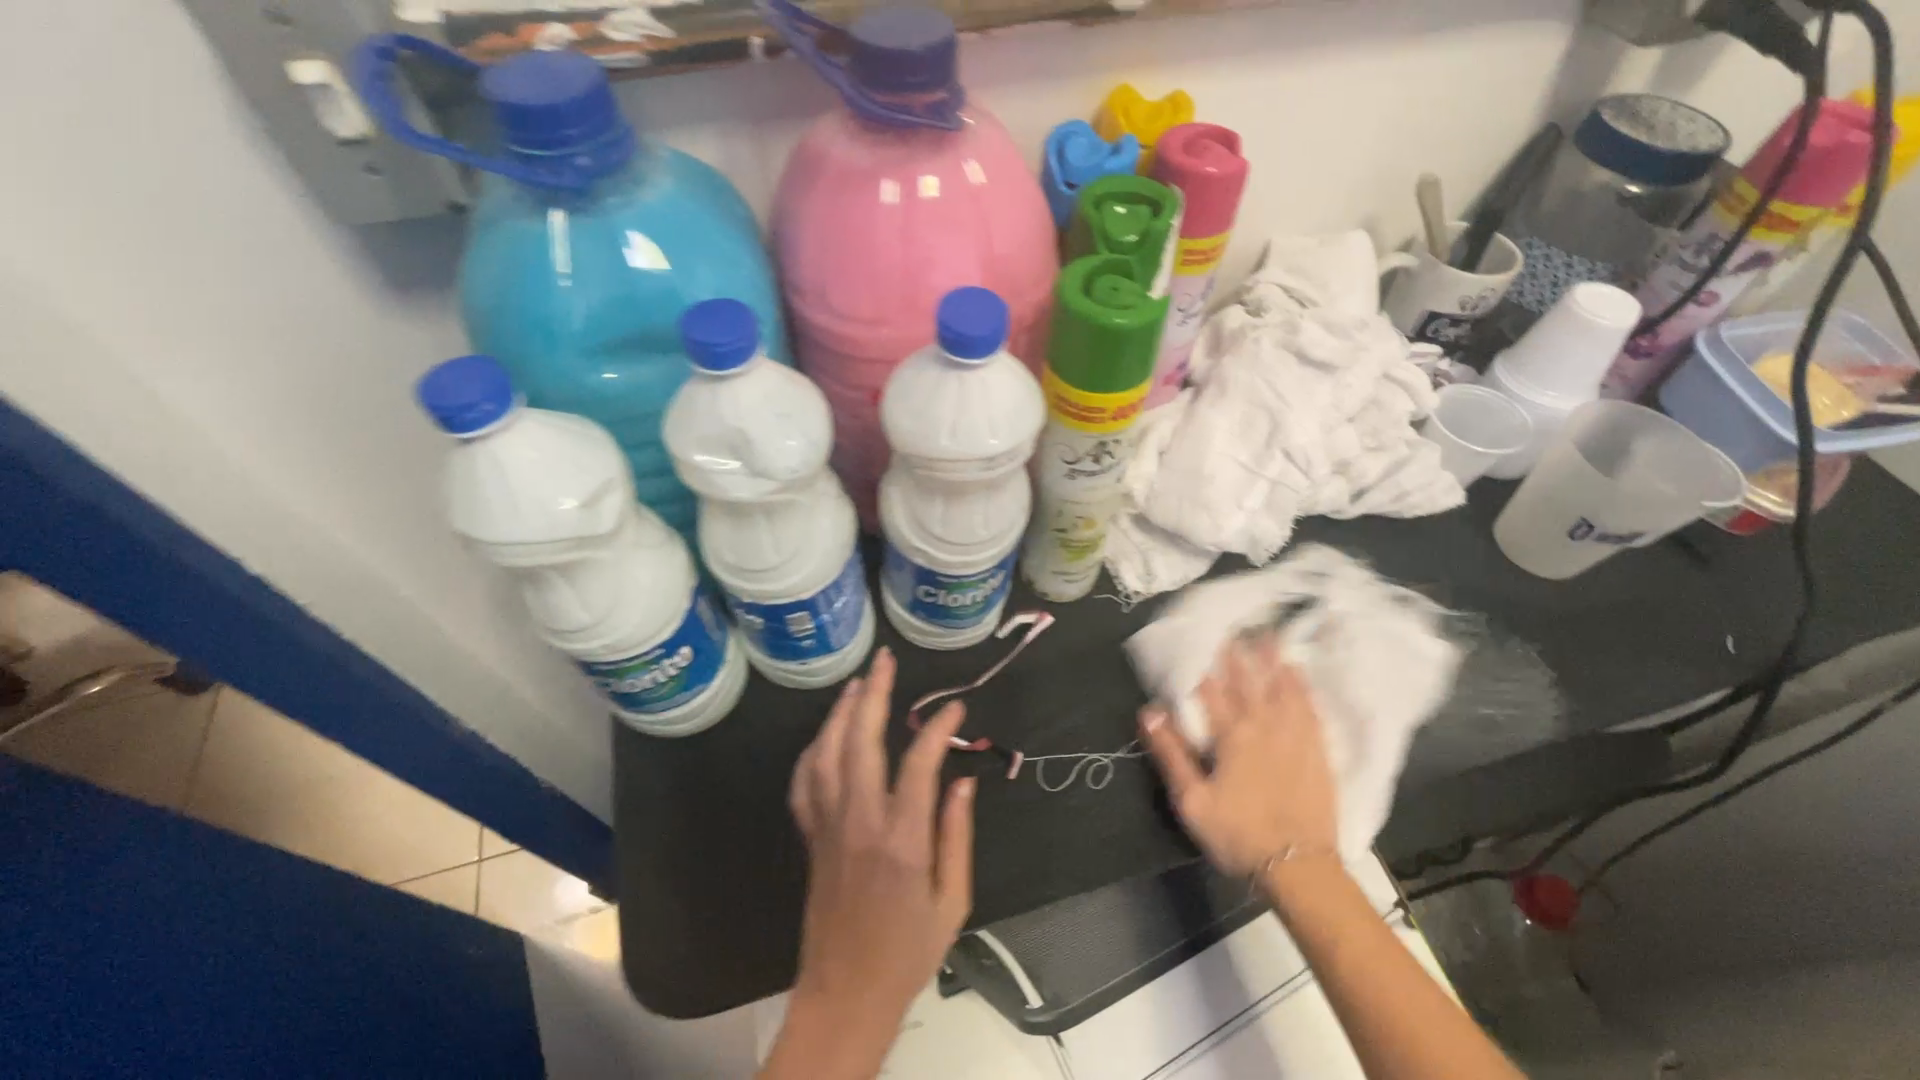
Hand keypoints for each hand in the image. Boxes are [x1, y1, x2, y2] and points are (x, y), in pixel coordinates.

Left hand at [785, 646, 974, 1033]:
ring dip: (841, 713)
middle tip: (886, 661)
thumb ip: (957, 838)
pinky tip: (825, 735)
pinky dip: (813, 751)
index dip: (938, 728)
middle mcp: (860, 823)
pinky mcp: (811, 838)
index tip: (955, 709)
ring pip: (826, 755)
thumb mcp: (953, 902)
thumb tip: (964, 782)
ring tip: (858, 682)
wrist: (846, 992)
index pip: (919, 764)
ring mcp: (829, 828)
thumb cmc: (908, 952)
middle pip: (861, 743)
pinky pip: (804, 784)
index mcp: (903, 840)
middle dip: (874, 695)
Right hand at [1138, 637, 1338, 876]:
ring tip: (1269, 638)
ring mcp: (1296, 737)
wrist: (1299, 866)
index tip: (1198, 643)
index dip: (1203, 668)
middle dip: (1238, 656)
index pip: (1212, 692)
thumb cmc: (1237, 834)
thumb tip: (1150, 713)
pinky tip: (1299, 677)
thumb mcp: (1191, 801)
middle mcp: (1264, 727)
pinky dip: (1303, 688)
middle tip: (1234, 631)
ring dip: (1273, 662)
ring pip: (1282, 689)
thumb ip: (1170, 754)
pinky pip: (1310, 708)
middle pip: (1249, 683)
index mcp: (1231, 736)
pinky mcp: (1318, 750)